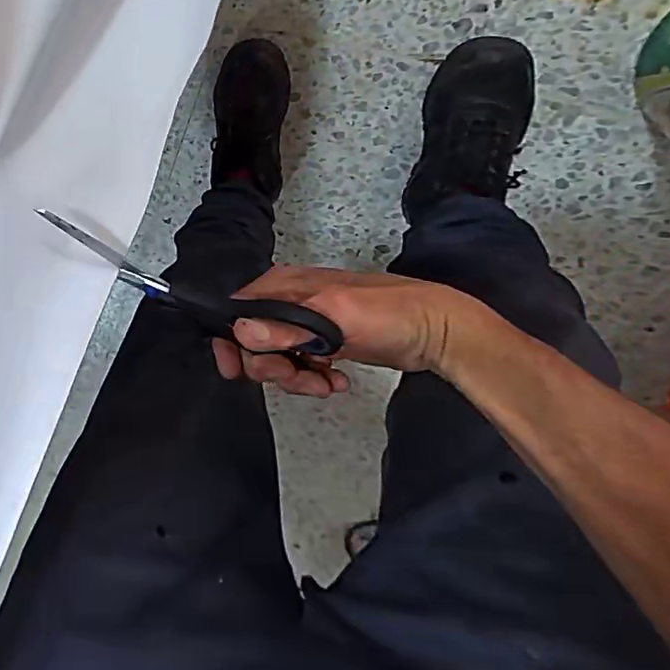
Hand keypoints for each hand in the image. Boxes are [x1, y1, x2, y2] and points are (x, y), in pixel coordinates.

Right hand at [210, 266, 509, 397]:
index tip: (237, 369)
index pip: (237, 312)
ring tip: (324, 383)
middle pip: (253, 340)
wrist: (438, 330)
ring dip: (295, 377)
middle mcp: (287, 301)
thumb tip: (241, 331)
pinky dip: (312, 379)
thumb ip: (285, 326)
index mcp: (282, 285)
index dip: (231, 341)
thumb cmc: (386, 313)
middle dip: (270, 365)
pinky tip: (335, 381)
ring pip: (276, 357)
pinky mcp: (322, 342)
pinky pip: (300, 365)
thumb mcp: (333, 318)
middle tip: (297, 375)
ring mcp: (305, 323)